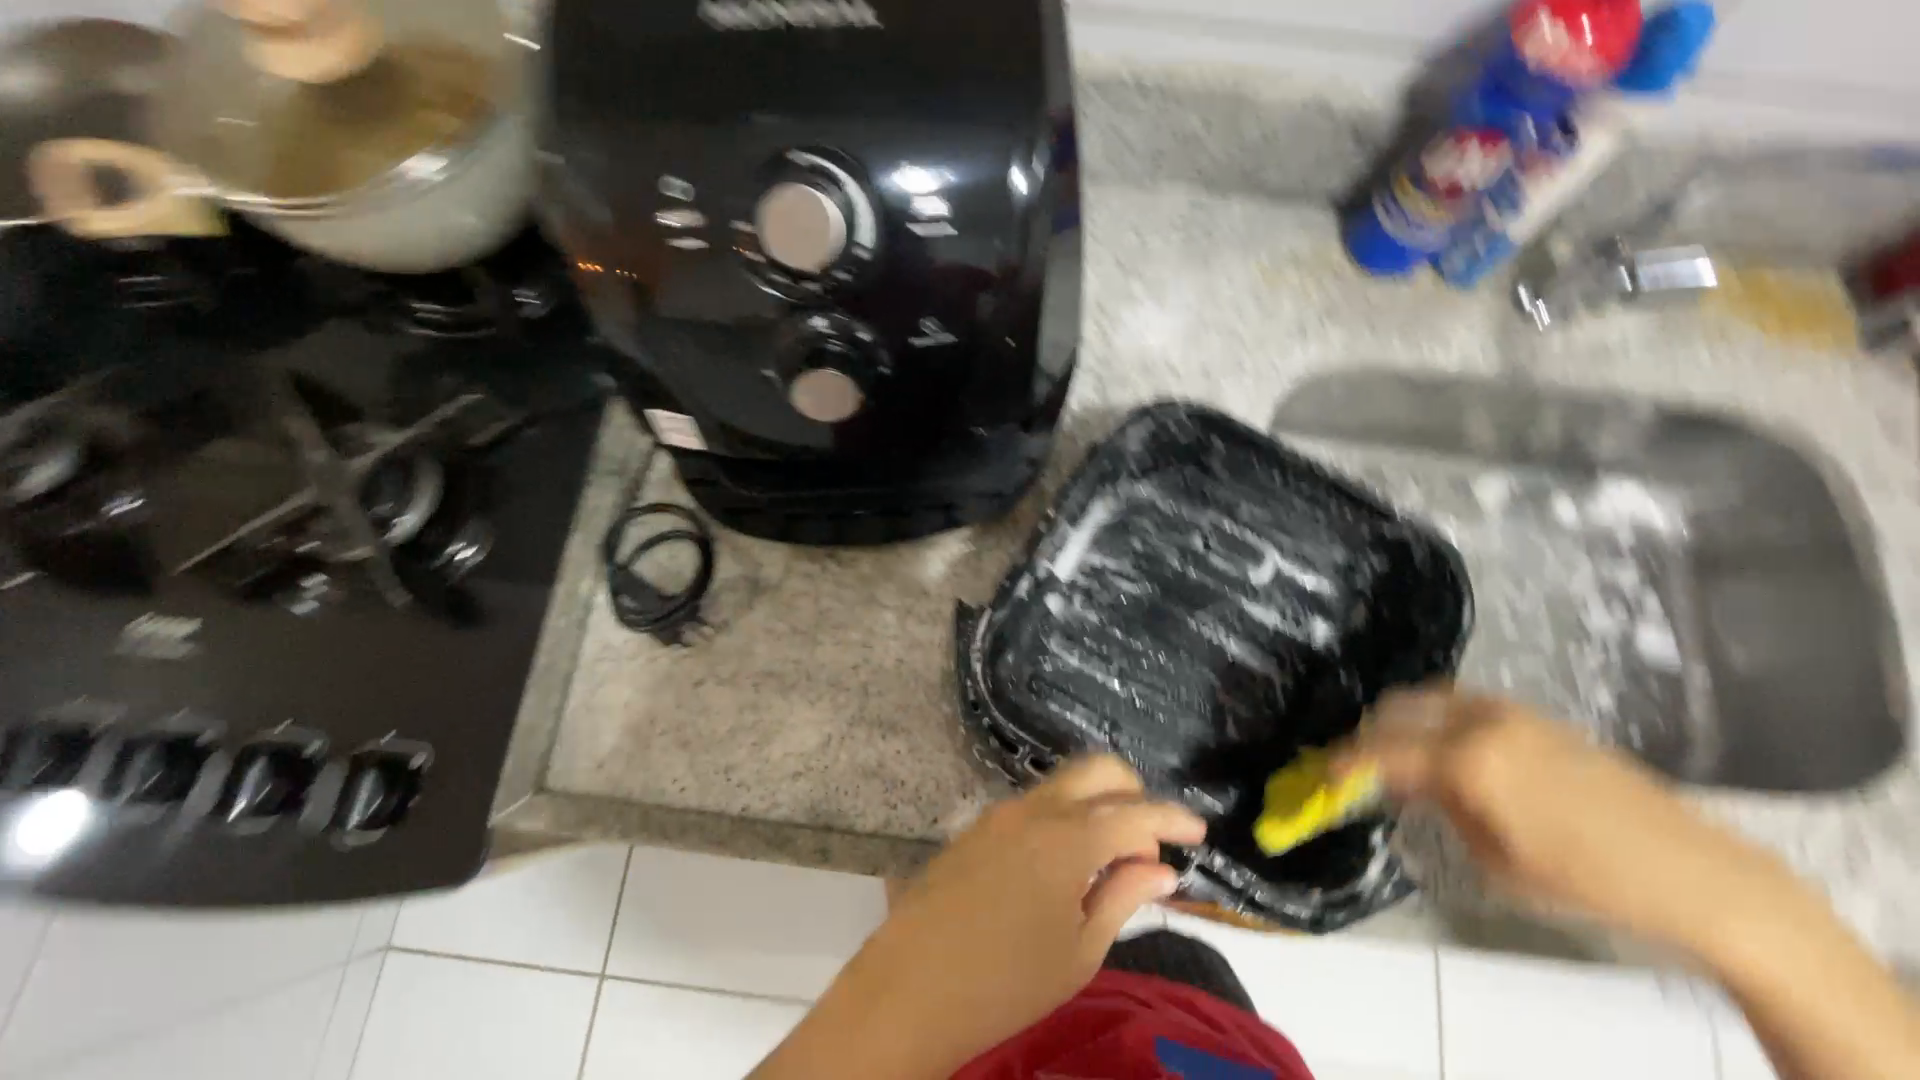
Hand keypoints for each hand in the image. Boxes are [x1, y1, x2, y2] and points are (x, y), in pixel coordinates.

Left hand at [783, 755, 1205, 1077]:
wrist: (908, 990)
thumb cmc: (1006, 983)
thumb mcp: (1079, 950)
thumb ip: (1123, 897)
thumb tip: (1162, 868)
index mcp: (1068, 837)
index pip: (1136, 811)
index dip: (1173, 817)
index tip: (1199, 831)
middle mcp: (1033, 810)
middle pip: (1096, 770)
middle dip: (1133, 792)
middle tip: (1150, 839)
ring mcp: (997, 815)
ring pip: (1062, 785)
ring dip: (1096, 805)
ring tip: (1111, 858)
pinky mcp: (974, 829)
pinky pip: (1032, 806)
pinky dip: (1063, 818)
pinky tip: (1066, 863)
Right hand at [1342, 685, 1805, 959]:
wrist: (1692, 872)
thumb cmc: (1585, 880)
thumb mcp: (1495, 861)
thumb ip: (1443, 809)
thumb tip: (1410, 784)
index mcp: (1468, 760)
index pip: (1384, 752)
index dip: (1346, 762)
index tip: (1322, 772)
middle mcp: (1485, 722)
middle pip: (1402, 709)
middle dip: (1372, 734)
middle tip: (1359, 766)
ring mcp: (1517, 713)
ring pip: (1434, 699)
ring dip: (1406, 722)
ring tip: (1401, 758)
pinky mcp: (1542, 718)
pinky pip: (1468, 705)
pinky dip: (1441, 721)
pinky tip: (1448, 754)